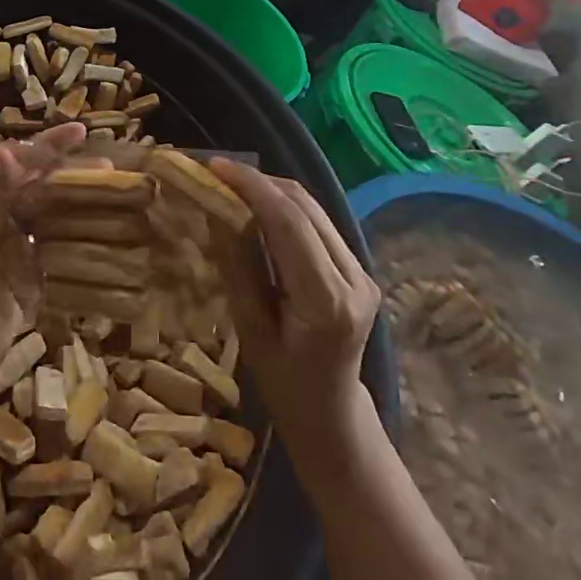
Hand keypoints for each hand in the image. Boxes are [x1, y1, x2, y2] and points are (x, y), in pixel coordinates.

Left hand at [0, 122, 86, 413]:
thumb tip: (10, 148)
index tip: (82, 130)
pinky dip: (78, 249)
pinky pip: (56, 260)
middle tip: (114, 172)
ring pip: (51, 224)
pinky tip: (104, 242)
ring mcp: (11, 258)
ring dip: (80, 211)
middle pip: (40, 192)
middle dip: (73, 179)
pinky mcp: (25, 289)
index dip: (48, 146)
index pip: (18, 166)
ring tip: (117, 202)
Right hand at [208, 159, 380, 482]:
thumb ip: (238, 266)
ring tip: (234, 185)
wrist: (331, 412)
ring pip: (316, 211)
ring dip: (274, 192)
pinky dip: (287, 209)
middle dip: (261, 183)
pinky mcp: (360, 268)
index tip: (217, 166)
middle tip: (219, 173)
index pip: (291, 224)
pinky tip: (260, 208)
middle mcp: (355, 278)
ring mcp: (363, 271)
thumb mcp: (250, 329)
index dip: (253, 188)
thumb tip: (217, 209)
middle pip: (306, 209)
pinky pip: (321, 225)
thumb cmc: (283, 383)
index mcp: (328, 301)